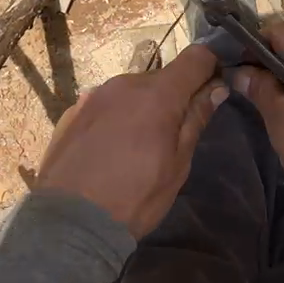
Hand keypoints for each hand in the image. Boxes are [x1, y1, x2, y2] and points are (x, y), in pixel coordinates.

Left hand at [35, 44, 225, 236]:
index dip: (210, 67)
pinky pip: (106, 104)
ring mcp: (95, 94)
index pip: (196, 57)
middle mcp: (126, 83)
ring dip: (141, 107)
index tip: (212, 88)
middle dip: (173, 97)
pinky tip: (107, 149)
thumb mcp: (176, 166)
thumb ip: (195, 120)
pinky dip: (115, 117)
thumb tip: (216, 88)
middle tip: (170, 135)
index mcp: (157, 94)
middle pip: (162, 76)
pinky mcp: (73, 110)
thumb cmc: (133, 198)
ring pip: (132, 90)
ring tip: (135, 146)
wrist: (67, 224)